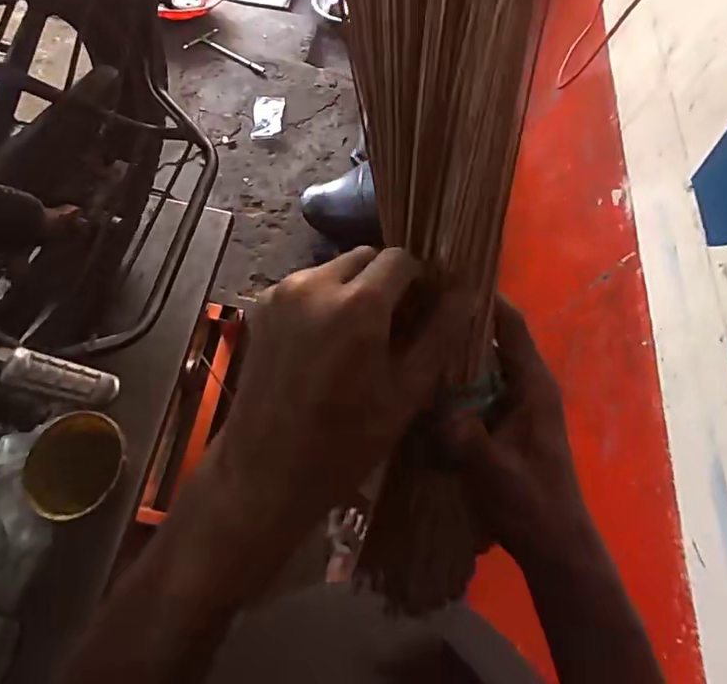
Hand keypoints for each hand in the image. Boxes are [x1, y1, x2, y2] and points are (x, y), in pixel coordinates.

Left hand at [213, 247, 471, 524]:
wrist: (266, 469)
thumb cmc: (347, 440)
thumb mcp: (407, 390)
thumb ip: (439, 332)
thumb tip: (464, 291)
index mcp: (358, 303)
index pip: (401, 258)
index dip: (420, 278)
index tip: (424, 306)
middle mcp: (316, 283)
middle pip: (366, 257)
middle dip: (385, 280)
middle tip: (393, 322)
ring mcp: (283, 290)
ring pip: (335, 267)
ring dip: (354, 287)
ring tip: (357, 335)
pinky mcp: (262, 303)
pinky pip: (306, 284)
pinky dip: (323, 298)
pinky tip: (324, 340)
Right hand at [441, 299, 593, 572]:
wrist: (555, 545)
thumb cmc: (533, 504)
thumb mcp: (496, 471)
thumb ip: (466, 438)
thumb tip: (433, 407)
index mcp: (533, 384)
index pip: (511, 324)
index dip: (485, 296)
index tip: (449, 275)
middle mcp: (527, 383)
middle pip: (494, 336)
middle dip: (461, 318)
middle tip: (419, 303)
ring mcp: (516, 402)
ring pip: (484, 360)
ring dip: (457, 346)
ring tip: (416, 331)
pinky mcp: (504, 420)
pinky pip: (479, 384)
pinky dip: (457, 375)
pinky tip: (425, 378)